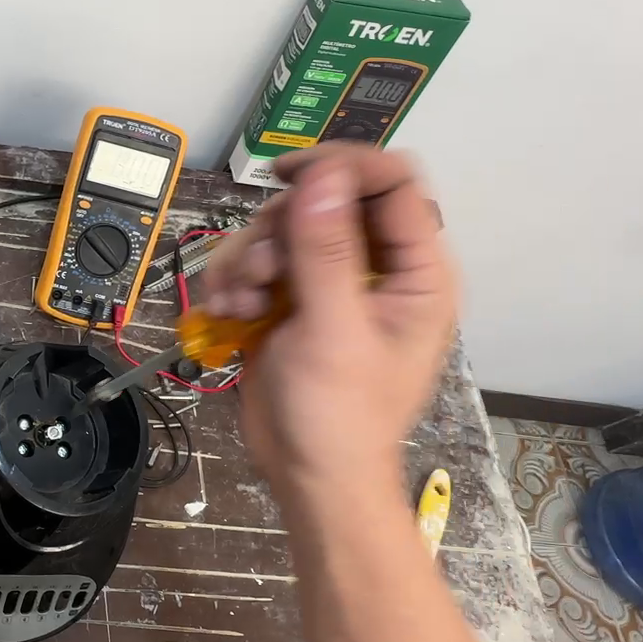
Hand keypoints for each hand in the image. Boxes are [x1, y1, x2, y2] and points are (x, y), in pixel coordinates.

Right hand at [200, 145, 456, 510]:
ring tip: (238, 307)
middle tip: (261, 276)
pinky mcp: (286, 302)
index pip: (390, 182)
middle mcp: (372, 268)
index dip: (342, 167)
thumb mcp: (334, 332)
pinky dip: (232, 284)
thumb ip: (328, 252)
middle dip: (277, 233)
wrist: (307, 474)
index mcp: (413, 270)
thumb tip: (321, 176)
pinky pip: (251, 264)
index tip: (285, 177)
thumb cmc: (339, 415)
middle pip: (320, 203)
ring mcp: (325, 284)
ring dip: (245, 262)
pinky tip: (229, 316)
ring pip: (276, 232)